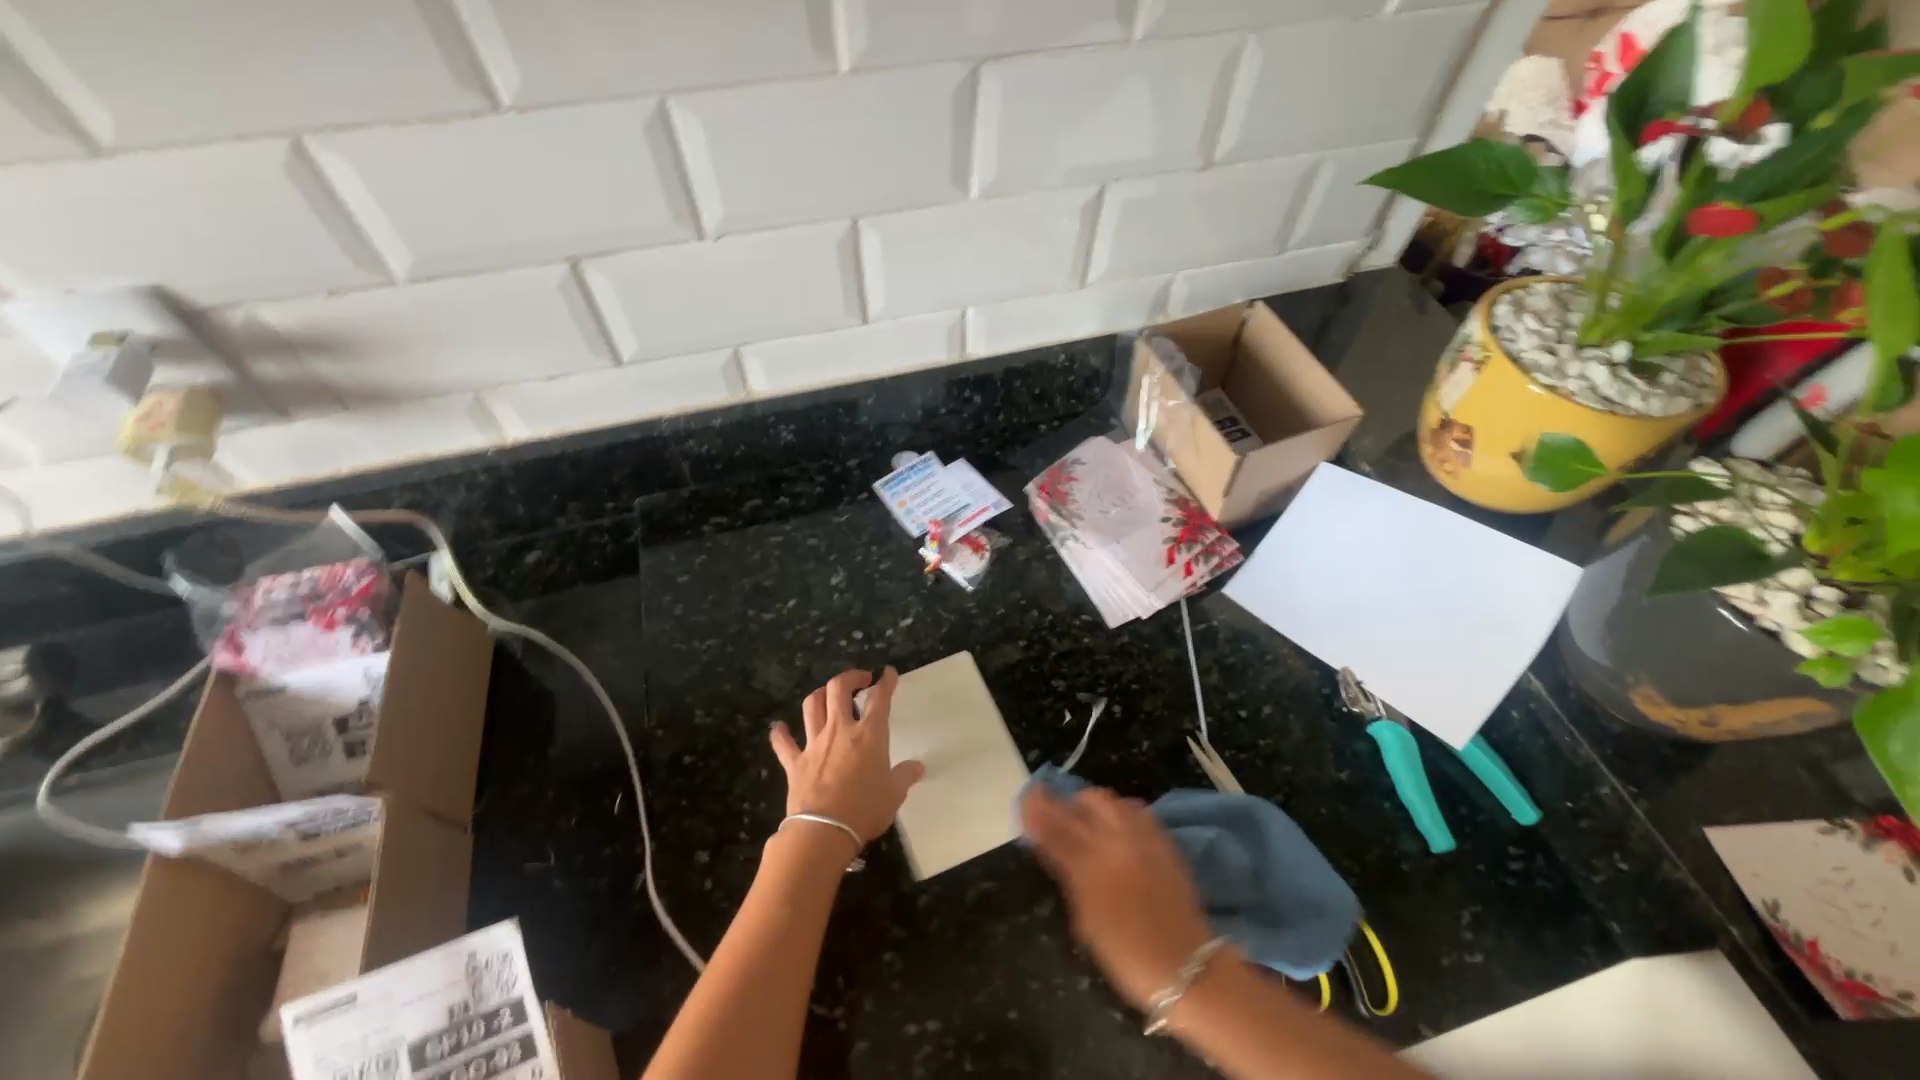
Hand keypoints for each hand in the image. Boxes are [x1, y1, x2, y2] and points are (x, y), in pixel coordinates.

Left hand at [770, 669, 924, 847]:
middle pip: (839, 689)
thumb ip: (905, 776)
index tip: (889, 674)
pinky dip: (780, 733)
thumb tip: (917, 767)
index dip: (886, 682)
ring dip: (819, 694)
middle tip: (860, 679)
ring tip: (827, 694)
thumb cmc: (865, 809)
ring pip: (812, 706)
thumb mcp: (894, 794)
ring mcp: (814, 744)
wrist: (823, 830)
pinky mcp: (794, 762)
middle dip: (850, 677)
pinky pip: (783, 743)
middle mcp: (840, 730)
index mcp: (869, 735)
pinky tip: (779, 727)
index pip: (880, 699)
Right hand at [1021, 786, 1215, 1009]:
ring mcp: (1145, 839)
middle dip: (1066, 802)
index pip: (1055, 825)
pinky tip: (1117, 828)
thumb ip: (1067, 875)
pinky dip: (1121, 812)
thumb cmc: (1125, 952)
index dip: (1036, 808)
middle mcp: (1118, 842)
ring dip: (1093, 805)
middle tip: (1055, 815)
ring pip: (1113, 801)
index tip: (1024, 799)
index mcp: (1091, 866)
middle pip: (1086, 803)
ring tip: (1086, 820)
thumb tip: (1046, 844)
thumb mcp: (1085, 918)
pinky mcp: (1166, 843)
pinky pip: (1138, 812)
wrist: (1184, 965)